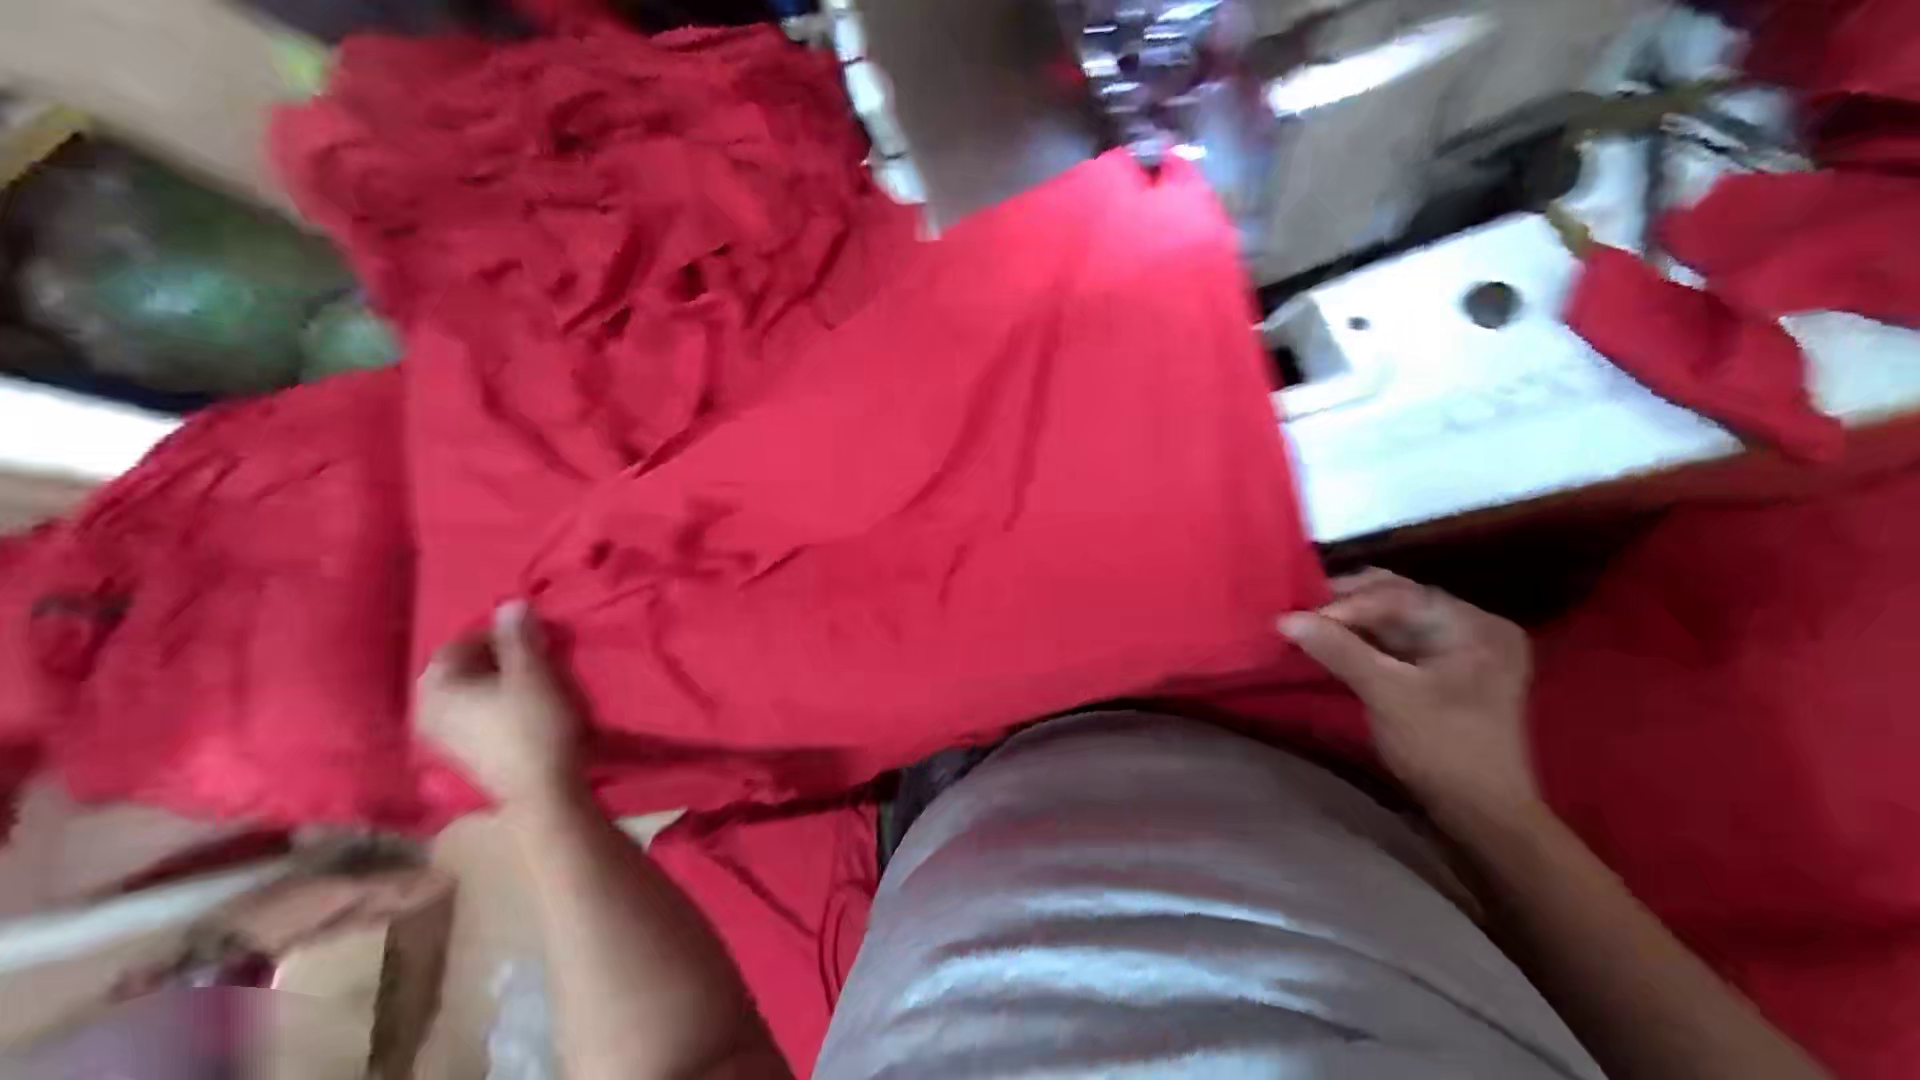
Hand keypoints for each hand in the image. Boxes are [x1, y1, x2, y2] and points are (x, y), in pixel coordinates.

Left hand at [416, 601, 582, 809]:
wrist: (540, 789)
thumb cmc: (533, 724)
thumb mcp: (532, 673)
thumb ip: (518, 637)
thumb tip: (509, 604)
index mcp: (436, 688)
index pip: (457, 646)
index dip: (494, 636)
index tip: (529, 638)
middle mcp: (426, 712)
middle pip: (459, 672)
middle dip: (493, 660)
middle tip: (531, 657)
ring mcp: (439, 739)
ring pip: (466, 695)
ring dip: (494, 683)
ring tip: (529, 681)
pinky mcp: (460, 756)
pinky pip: (471, 716)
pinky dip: (492, 705)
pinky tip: (519, 709)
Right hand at [1279, 569, 1539, 821]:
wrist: (1482, 815)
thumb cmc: (1443, 749)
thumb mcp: (1387, 695)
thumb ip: (1338, 650)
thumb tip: (1284, 618)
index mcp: (1476, 626)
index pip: (1401, 596)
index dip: (1347, 603)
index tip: (1299, 617)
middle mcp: (1472, 626)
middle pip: (1398, 598)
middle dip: (1346, 604)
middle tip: (1299, 611)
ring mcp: (1458, 648)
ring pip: (1392, 619)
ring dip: (1348, 621)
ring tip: (1305, 623)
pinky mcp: (1440, 668)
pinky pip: (1394, 640)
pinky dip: (1360, 640)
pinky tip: (1328, 641)